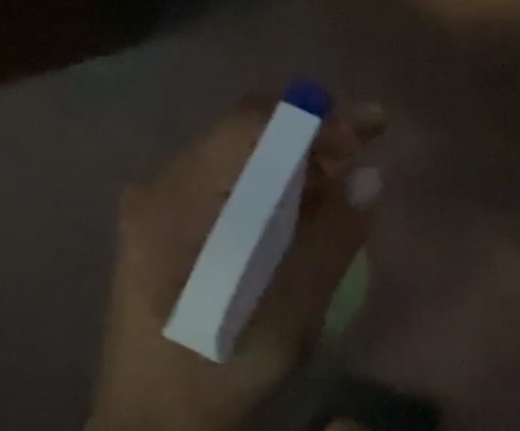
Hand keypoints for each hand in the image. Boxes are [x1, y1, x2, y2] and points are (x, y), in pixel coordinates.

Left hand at [90, 98, 384, 430]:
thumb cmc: (214, 371)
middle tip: (362, 158)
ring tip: (342, 186)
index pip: (254, 124)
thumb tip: (373, 176)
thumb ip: (331, 242)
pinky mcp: (165, 223)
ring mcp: (160, 203)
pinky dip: (273, 184)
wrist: (147, 430)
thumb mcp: (285, 317)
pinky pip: (229, 179)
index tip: (369, 129)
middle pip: (250, 132)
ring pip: (243, 153)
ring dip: (296, 161)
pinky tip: (305, 208)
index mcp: (180, 201)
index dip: (316, 119)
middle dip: (313, 137)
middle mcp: (163, 186)